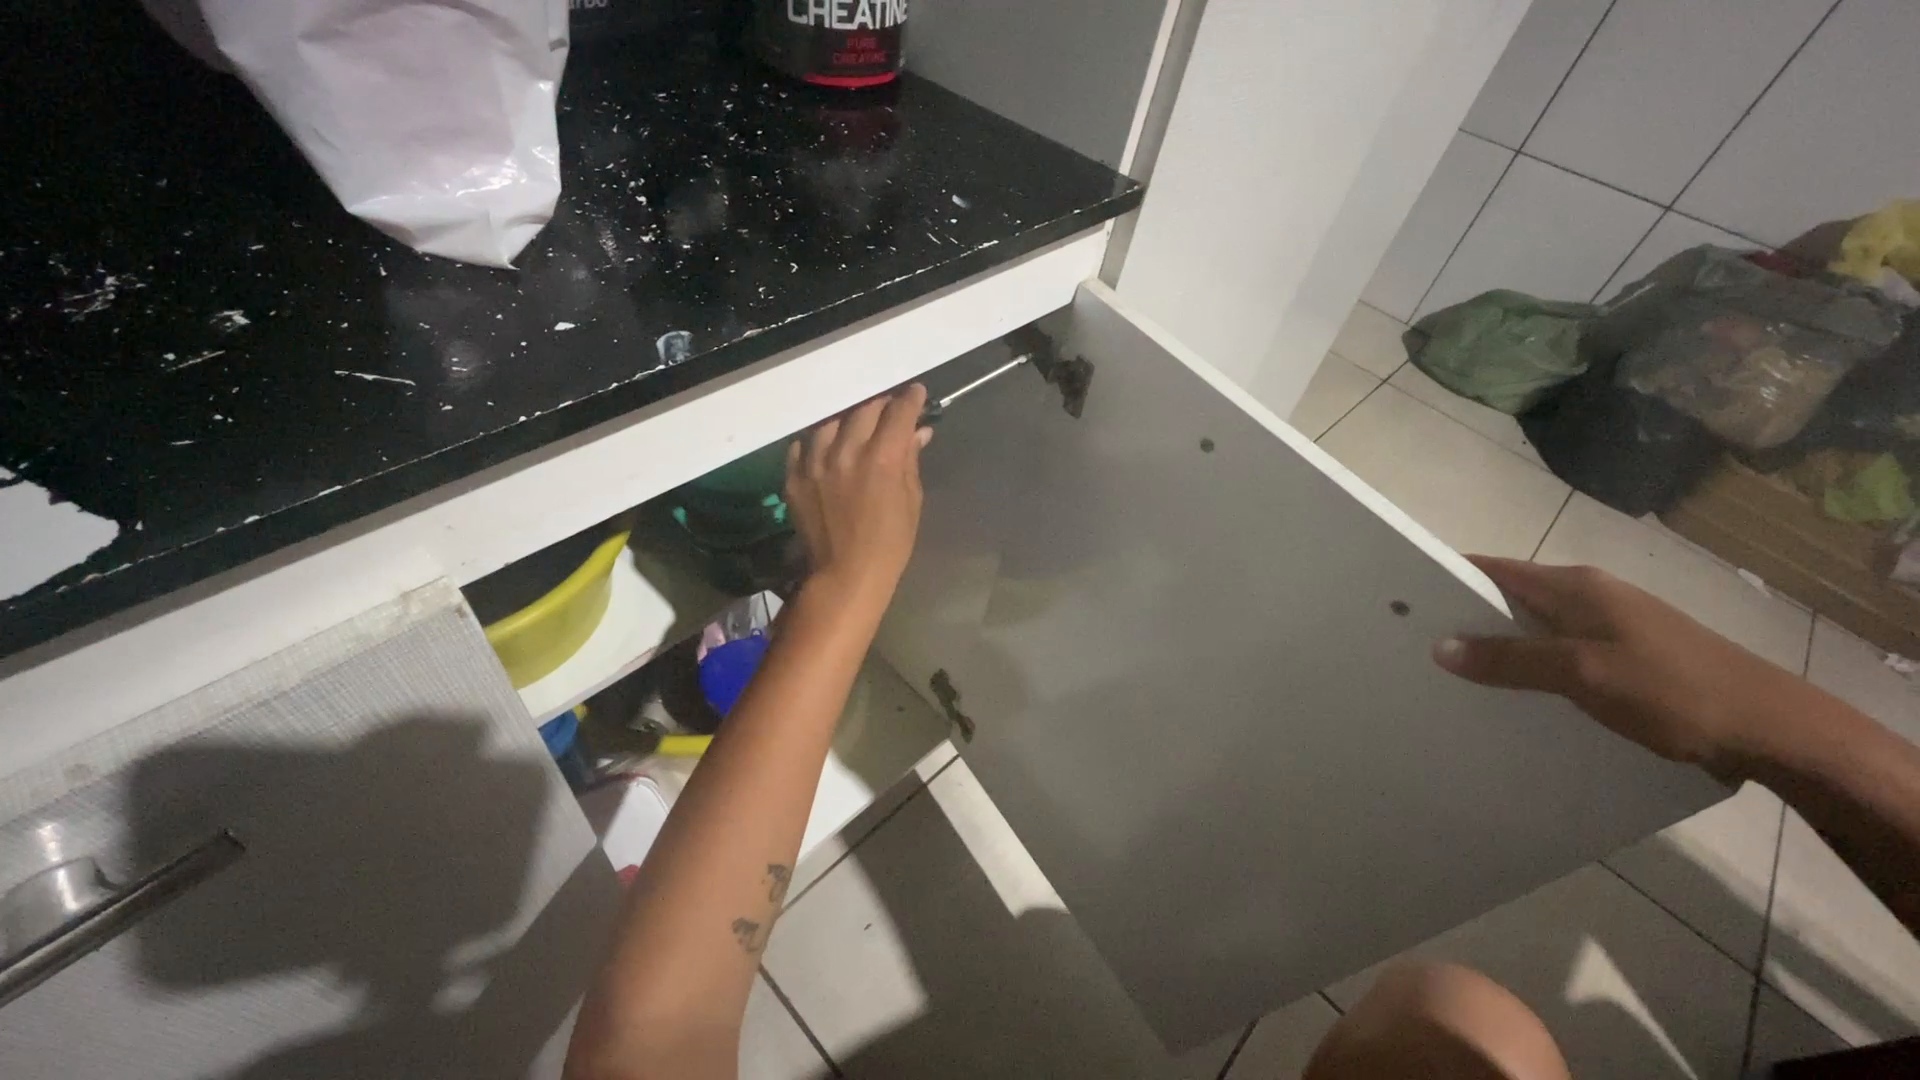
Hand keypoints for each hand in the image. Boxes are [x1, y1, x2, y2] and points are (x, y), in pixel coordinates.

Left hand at [784, 385, 931, 609]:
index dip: (910, 399)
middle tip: (889, 413)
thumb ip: (910, 461)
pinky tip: (826, 450)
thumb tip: (917, 433)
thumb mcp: (911, 501)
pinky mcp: (794, 478)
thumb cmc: (890, 543)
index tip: (916, 395)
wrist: (845, 575)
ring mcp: (815, 463)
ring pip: (831, 423)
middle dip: (881, 407)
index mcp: (882, 457)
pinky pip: (803, 447)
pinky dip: (818, 444)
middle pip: (864, 410)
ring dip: (847, 422)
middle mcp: (847, 451)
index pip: (898, 412)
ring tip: (855, 429)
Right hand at [1433, 556, 1808, 771]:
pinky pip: (1557, 650)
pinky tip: (1513, 692)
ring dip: (1496, 645)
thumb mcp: (1582, 673)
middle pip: (1508, 597)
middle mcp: (1588, 595)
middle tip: (1415, 645)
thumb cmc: (1673, 691)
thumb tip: (1440, 646)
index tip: (1402, 601)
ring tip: (1452, 674)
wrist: (1774, 731)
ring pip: (1532, 627)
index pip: (1492, 568)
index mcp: (1575, 586)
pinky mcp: (1624, 655)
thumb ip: (1509, 659)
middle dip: (1463, 616)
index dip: (1446, 578)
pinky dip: (1527, 664)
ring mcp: (1609, 625)